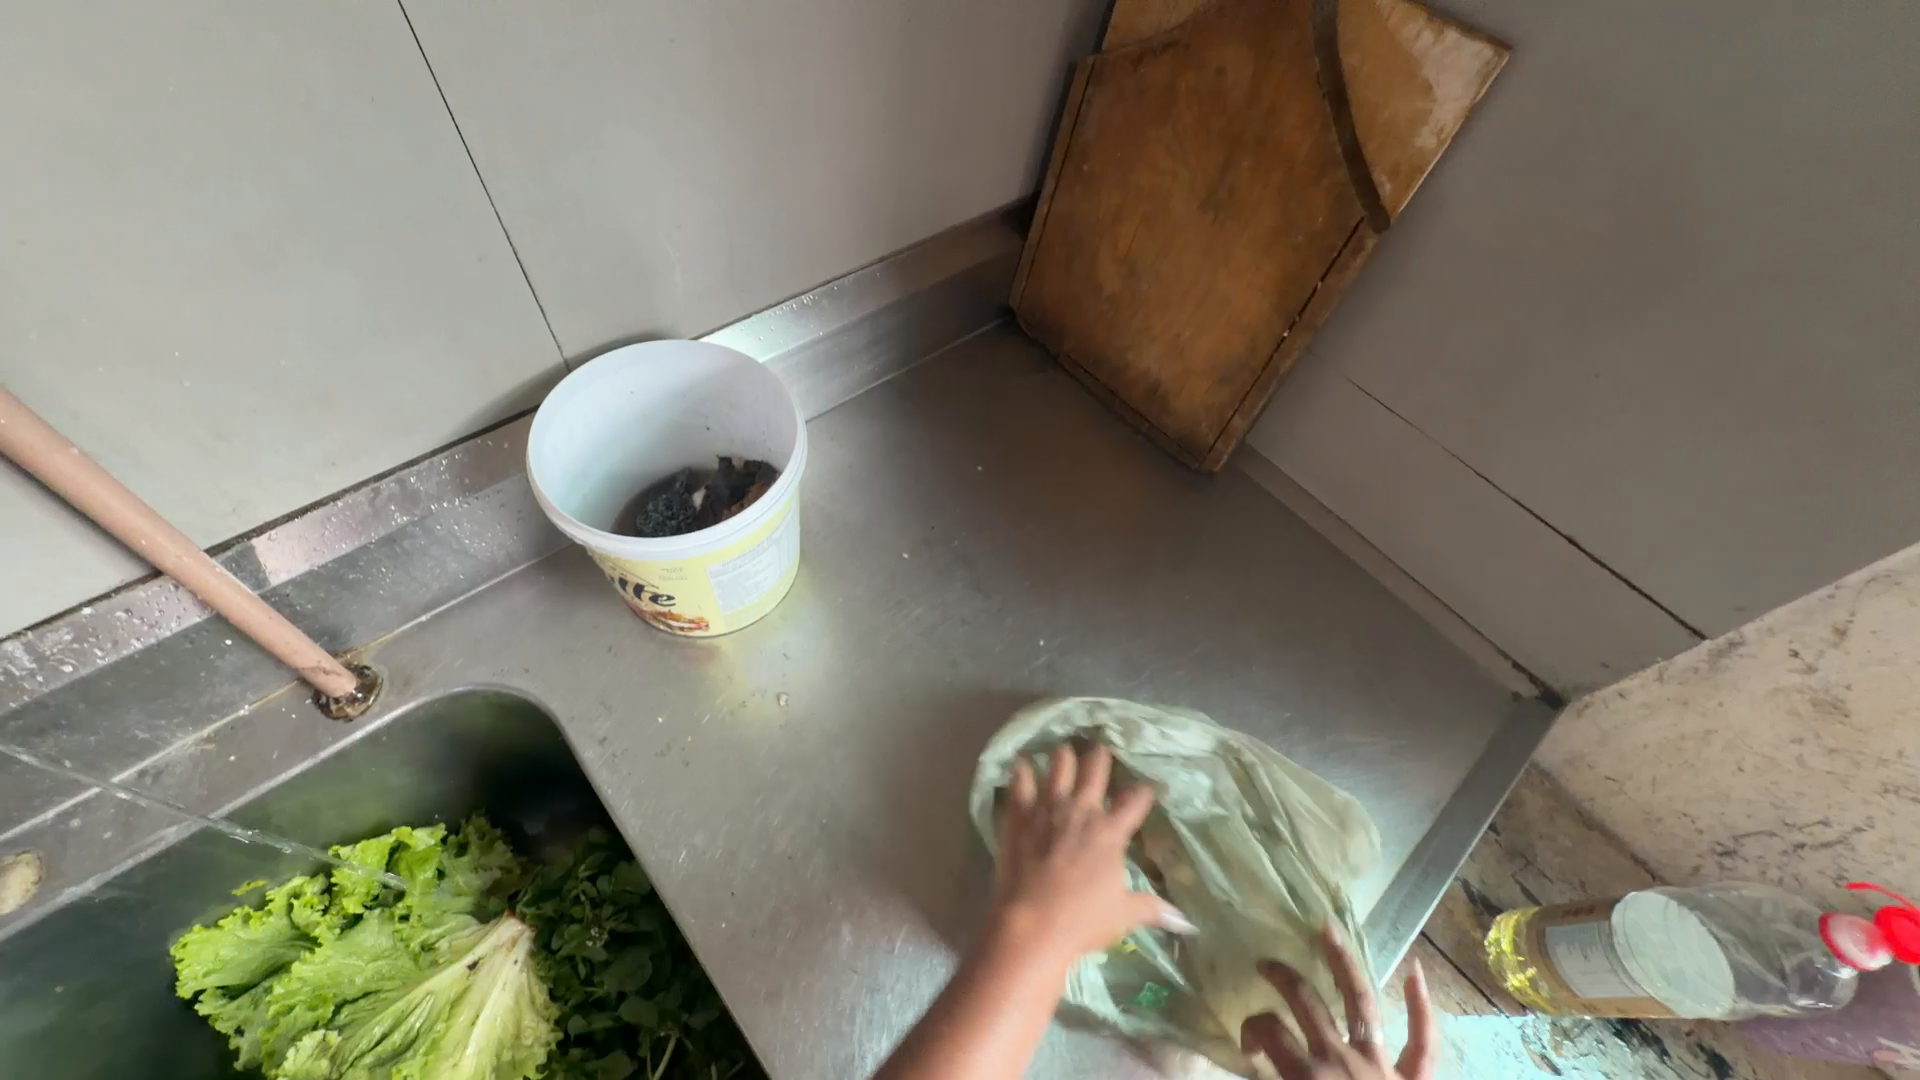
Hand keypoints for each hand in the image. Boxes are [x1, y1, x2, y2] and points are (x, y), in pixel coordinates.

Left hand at [989, 742, 1191, 963]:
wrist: (1033, 923)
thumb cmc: (1083, 920)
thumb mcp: (1124, 915)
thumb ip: (1152, 909)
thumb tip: (1187, 923)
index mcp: (1110, 832)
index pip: (1134, 803)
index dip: (1144, 791)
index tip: (1149, 784)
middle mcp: (1081, 811)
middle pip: (1094, 773)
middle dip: (1100, 758)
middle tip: (1101, 747)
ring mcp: (1048, 809)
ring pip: (1059, 770)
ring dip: (1063, 758)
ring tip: (1064, 748)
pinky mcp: (1020, 815)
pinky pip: (1021, 786)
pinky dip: (1022, 773)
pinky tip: (1021, 764)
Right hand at [1240, 925, 1435, 1079]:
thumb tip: (1245, 1070)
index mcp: (1305, 1076)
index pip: (1265, 1030)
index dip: (1250, 1029)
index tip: (1247, 1049)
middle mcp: (1340, 1059)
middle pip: (1304, 999)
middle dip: (1281, 975)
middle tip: (1266, 964)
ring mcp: (1381, 1067)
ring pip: (1359, 1001)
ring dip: (1342, 962)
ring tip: (1326, 929)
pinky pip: (1423, 1043)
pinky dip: (1422, 1008)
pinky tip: (1417, 972)